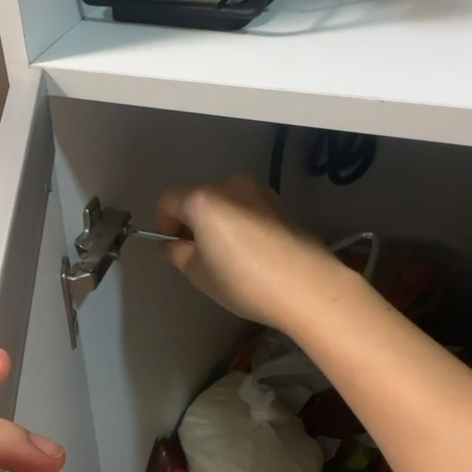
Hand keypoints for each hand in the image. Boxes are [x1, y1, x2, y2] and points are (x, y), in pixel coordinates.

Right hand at [155, 175, 343, 324]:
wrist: (307, 286)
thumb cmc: (243, 281)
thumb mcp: (198, 273)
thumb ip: (177, 253)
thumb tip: (171, 244)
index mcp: (203, 200)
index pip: (168, 199)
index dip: (163, 223)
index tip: (173, 246)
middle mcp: (230, 184)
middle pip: (197, 197)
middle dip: (191, 221)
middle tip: (197, 253)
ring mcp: (259, 191)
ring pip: (223, 202)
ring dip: (215, 222)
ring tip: (226, 255)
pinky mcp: (280, 203)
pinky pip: (245, 207)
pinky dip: (238, 223)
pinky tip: (249, 252)